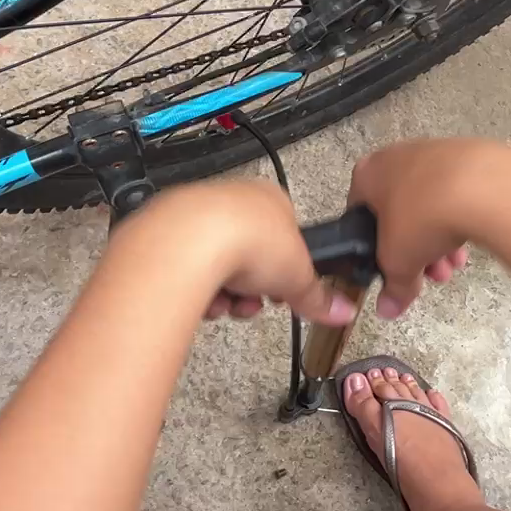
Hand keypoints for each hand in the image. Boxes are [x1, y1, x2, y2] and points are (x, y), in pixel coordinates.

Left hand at [123, 180, 358, 325]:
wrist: (192, 240)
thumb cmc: (248, 239)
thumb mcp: (299, 275)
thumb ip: (319, 296)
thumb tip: (343, 311)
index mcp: (269, 198)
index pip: (284, 236)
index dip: (285, 271)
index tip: (284, 292)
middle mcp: (232, 199)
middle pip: (249, 254)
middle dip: (252, 288)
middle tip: (254, 304)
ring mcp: (197, 213)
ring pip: (217, 264)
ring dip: (226, 295)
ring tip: (227, 306)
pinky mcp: (167, 232)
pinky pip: (187, 267)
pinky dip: (197, 289)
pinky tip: (203, 301)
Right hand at [347, 139, 510, 317]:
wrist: (481, 189)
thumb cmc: (424, 213)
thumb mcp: (398, 262)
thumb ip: (393, 286)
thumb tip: (389, 307)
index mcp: (368, 173)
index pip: (361, 212)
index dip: (374, 245)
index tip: (390, 264)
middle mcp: (398, 155)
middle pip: (401, 211)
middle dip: (415, 247)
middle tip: (429, 273)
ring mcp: (435, 152)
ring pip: (431, 203)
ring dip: (439, 237)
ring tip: (453, 266)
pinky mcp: (469, 156)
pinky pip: (457, 192)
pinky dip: (461, 217)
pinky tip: (471, 241)